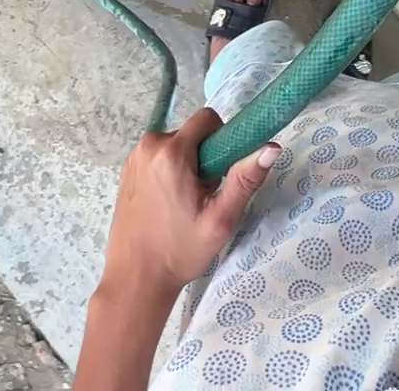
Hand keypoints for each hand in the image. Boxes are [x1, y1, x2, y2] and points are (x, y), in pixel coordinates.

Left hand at [98, 108, 280, 302]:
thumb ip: (245, 180)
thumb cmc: (179, 251)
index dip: (221, 141)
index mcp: (171, 152)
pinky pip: (159, 156)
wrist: (135, 279)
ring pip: (175, 144)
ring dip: (186, 164)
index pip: (207, 119)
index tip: (220, 173)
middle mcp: (149, 146)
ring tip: (185, 202)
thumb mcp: (220, 220)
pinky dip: (169, 170)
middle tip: (204, 195)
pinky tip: (168, 203)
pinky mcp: (127, 169)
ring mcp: (134, 157)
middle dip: (204, 157)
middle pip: (191, 133)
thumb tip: (272, 148)